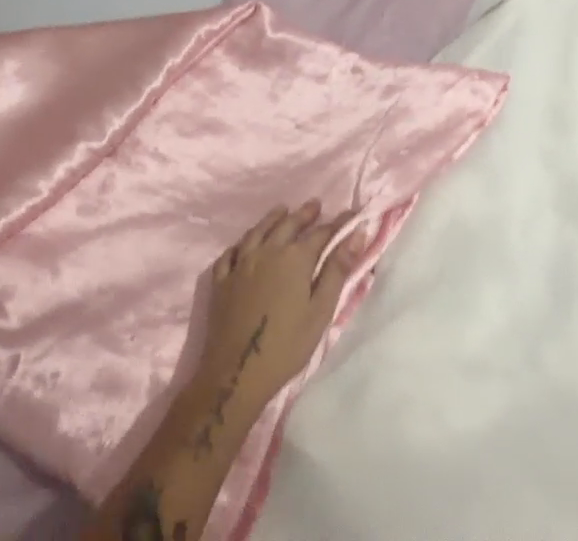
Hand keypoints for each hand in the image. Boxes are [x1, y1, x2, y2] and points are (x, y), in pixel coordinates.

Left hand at [197, 200, 366, 408]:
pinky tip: (244, 244)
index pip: (321, 233)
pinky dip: (242, 242)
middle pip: (288, 225)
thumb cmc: (287, 345)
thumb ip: (337, 269)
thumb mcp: (321, 309)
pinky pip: (230, 253)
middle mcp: (266, 253)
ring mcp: (239, 266)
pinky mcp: (220, 282)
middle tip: (316, 205)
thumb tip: (357, 234)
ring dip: (273, 219)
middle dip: (305, 214)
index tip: (351, 214)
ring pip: (257, 232)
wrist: (236, 373)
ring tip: (282, 211)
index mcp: (294, 258)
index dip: (338, 223)